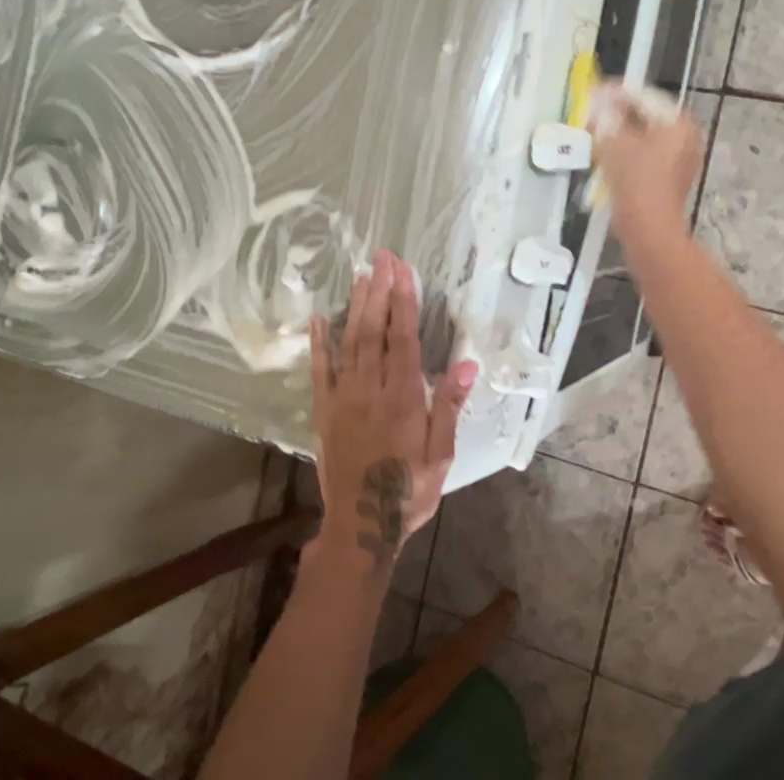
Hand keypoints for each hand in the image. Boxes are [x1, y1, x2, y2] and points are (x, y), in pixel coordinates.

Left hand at [308, 250, 478, 572]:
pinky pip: (320, 371)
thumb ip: (449, 407)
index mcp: (402, 398)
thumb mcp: (441, 454)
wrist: (360, 526)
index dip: (404, 301)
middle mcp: (370, 390)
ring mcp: (343, 399)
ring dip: (356, 306)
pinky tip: (319, 319)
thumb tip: (465, 364)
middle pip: (373, 331)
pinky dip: (319, 343)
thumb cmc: (409, 491)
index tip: (404, 270)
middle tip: (382, 256)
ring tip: (362, 275)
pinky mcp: (325, 413)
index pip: (403, 339)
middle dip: (379, 291)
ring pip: (348, 343)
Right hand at [589, 81, 703, 245]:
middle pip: (645, 115)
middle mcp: (685, 137)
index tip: (591, 90)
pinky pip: (644, 154)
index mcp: (678, 123)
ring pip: (643, 136)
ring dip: (618, 132)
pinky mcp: (669, 179)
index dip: (614, 92)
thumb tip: (597, 101)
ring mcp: (679, 159)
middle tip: (589, 111)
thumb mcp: (614, 143)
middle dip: (615, 113)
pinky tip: (604, 152)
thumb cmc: (636, 183)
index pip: (643, 96)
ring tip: (592, 130)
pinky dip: (625, 150)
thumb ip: (605, 117)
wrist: (649, 231)